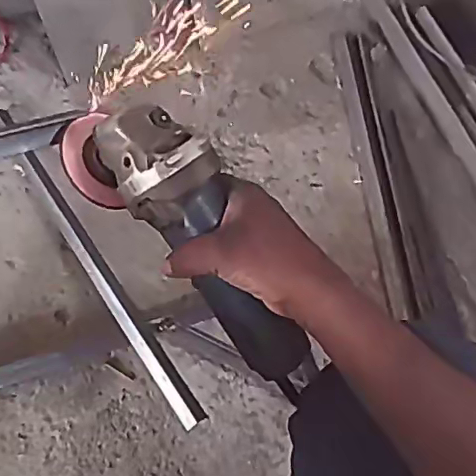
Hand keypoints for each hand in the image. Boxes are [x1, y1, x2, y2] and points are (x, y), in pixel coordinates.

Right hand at [163, 180, 352, 318]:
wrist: (306, 291)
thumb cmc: (276, 262)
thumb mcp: (217, 254)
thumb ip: (186, 255)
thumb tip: (170, 262)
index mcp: (245, 194)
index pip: (205, 184)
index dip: (185, 197)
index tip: (169, 210)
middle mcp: (255, 208)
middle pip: (212, 211)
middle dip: (197, 229)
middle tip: (183, 242)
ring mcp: (261, 231)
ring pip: (223, 235)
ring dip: (211, 249)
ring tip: (201, 262)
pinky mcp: (265, 253)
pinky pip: (235, 253)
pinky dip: (225, 263)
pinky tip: (220, 275)